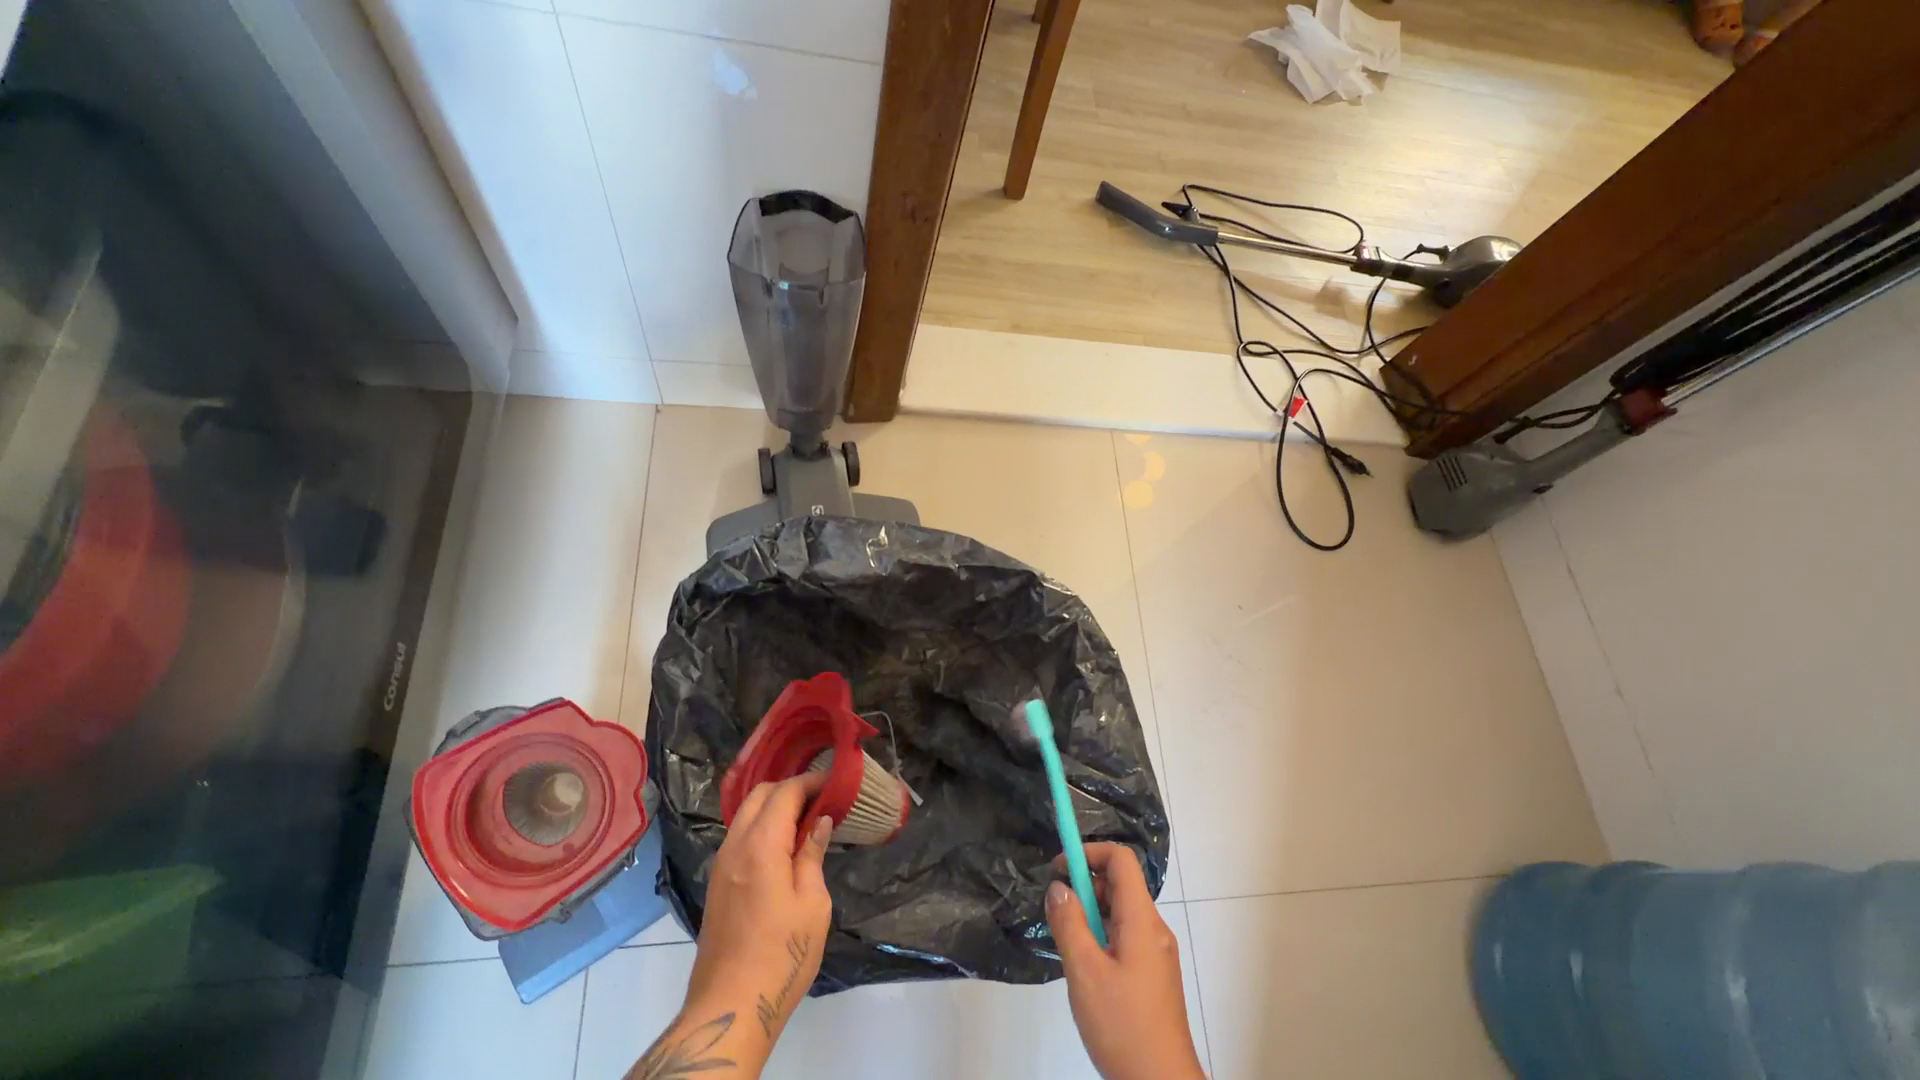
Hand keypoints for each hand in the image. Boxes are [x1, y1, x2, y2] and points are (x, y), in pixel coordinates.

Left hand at [689, 771, 834, 1044]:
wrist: (731, 1004)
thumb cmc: (782, 954)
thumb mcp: (813, 903)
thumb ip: (812, 855)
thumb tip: (819, 822)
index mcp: (760, 846)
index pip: (784, 793)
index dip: (810, 781)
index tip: (836, 781)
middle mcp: (734, 846)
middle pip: (758, 796)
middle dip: (790, 788)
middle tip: (822, 798)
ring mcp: (721, 865)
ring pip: (745, 816)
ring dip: (774, 808)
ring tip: (808, 820)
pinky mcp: (718, 884)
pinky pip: (740, 838)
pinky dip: (762, 828)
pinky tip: (786, 846)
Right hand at [1047, 843, 1205, 1079]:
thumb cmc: (1123, 1026)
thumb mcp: (1084, 973)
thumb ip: (1069, 923)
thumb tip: (1059, 887)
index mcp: (1142, 921)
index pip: (1122, 860)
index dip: (1089, 853)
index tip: (1058, 869)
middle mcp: (1153, 929)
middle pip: (1120, 885)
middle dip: (1085, 887)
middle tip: (1055, 914)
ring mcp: (1156, 953)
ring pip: (1120, 913)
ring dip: (1090, 915)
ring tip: (1066, 947)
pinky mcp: (1152, 975)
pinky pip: (1124, 938)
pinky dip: (1100, 938)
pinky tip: (1084, 970)